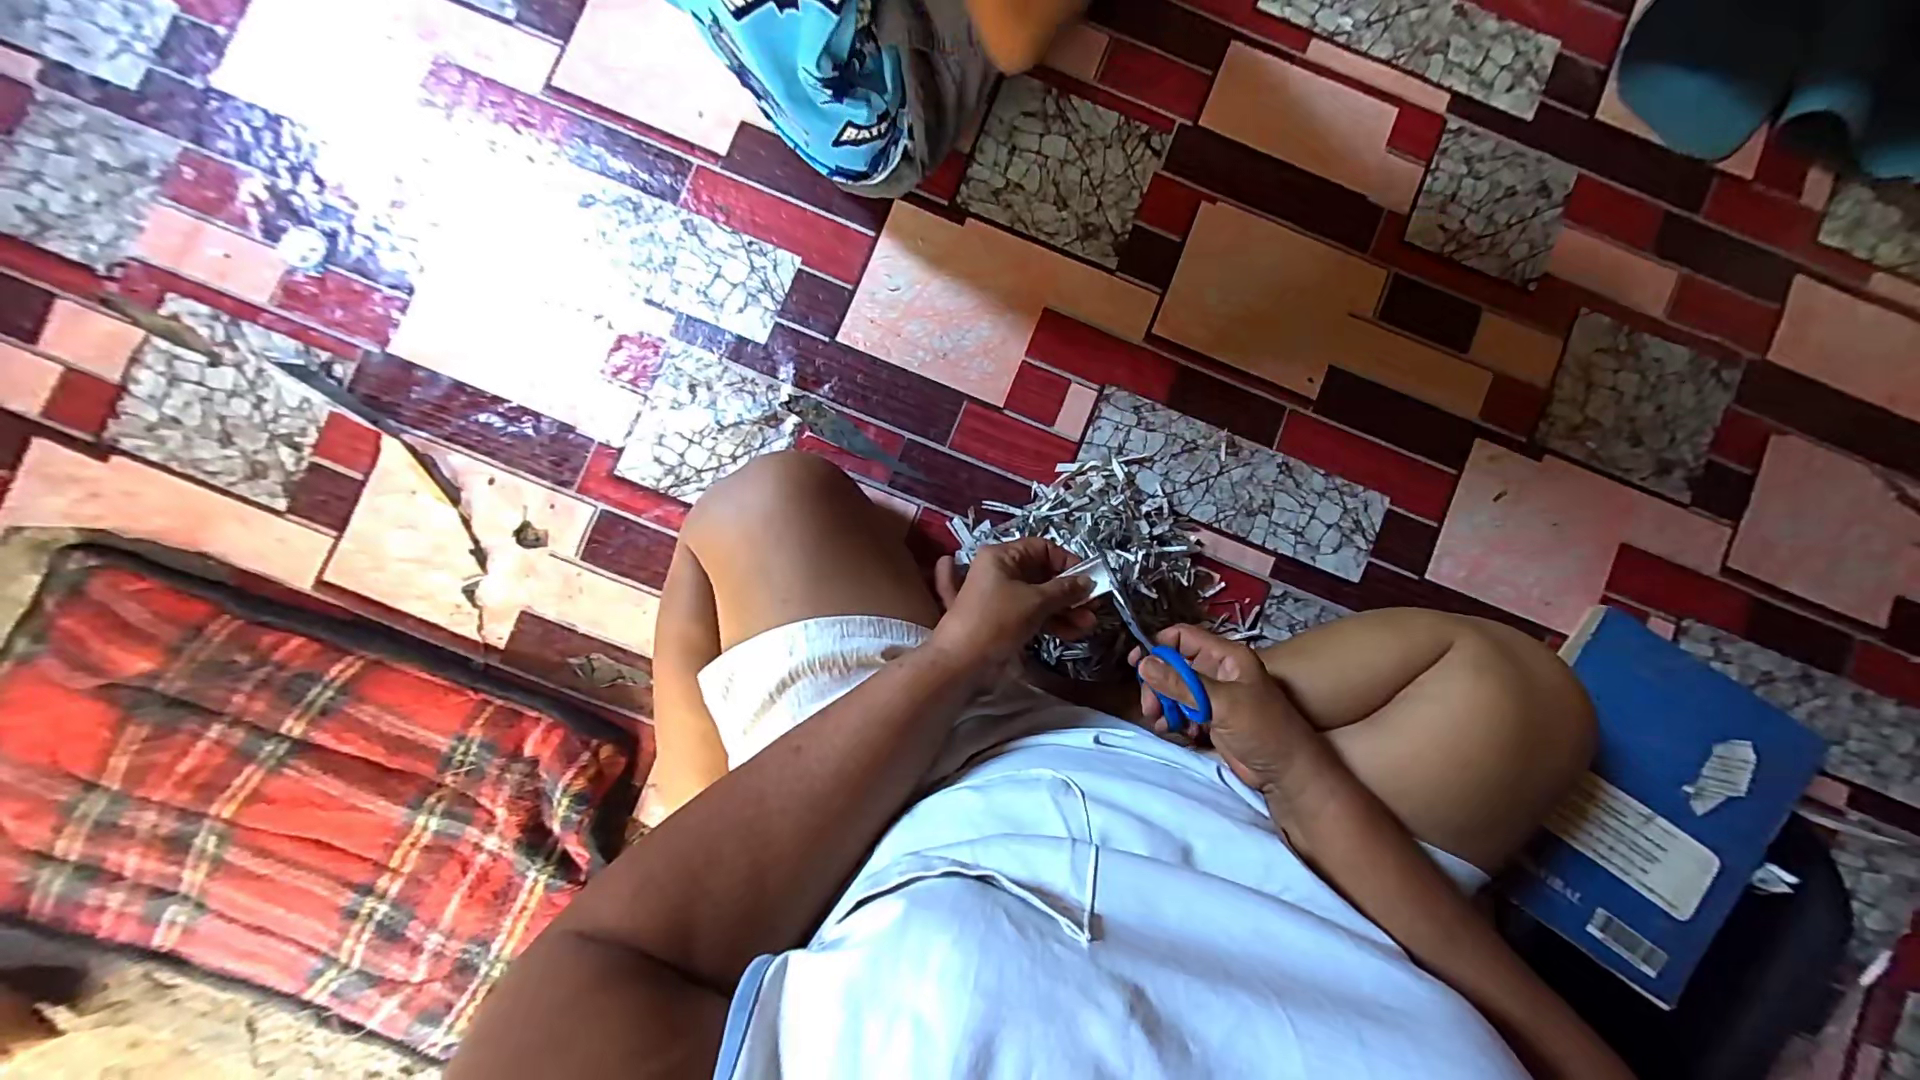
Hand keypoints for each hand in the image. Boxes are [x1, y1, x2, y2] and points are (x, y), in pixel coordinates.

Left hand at [931, 539, 1094, 667]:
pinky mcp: (1003, 619)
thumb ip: (1065, 590)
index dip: (1067, 562)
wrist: (961, 663)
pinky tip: (1072, 633)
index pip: (1041, 548)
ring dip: (1065, 610)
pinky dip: (1051, 621)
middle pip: (1043, 574)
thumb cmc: (996, 621)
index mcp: (1001, 557)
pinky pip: (1032, 614)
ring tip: (1087, 626)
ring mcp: (1001, 597)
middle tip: (1092, 607)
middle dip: (1069, 592)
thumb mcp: (1035, 602)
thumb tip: (1088, 582)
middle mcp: (1000, 572)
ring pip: (1040, 597)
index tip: (1089, 580)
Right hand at [1132, 625, 1318, 793]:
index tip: (1137, 664)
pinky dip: (1173, 718)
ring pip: (1174, 689)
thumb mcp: (1222, 703)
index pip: (1184, 637)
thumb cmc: (1264, 730)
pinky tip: (1174, 730)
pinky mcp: (1210, 717)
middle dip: (1158, 683)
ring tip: (1162, 721)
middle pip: (1174, 665)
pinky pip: (1181, 709)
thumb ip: (1182, 683)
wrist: (1287, 775)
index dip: (1159, 647)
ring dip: (1163, 703)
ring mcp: (1213, 695)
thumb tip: (1144, 663)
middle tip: (1150, 706)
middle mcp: (1218, 671)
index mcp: (1227, 656)